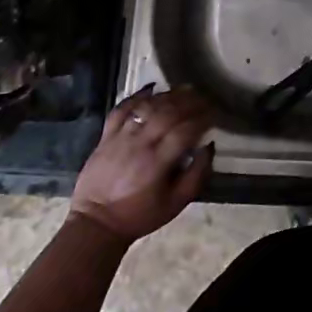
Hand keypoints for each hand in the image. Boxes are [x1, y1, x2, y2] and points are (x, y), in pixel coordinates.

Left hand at [70, 85, 215, 241]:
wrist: (96, 223)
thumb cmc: (140, 215)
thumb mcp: (176, 204)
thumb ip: (197, 175)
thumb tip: (208, 147)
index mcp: (157, 163)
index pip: (185, 131)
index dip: (202, 119)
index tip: (215, 114)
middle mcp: (139, 145)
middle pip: (167, 113)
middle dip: (190, 102)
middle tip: (205, 98)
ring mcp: (120, 138)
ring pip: (146, 107)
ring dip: (168, 96)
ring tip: (185, 90)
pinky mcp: (106, 136)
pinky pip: (120, 109)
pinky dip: (136, 96)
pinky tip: (151, 88)